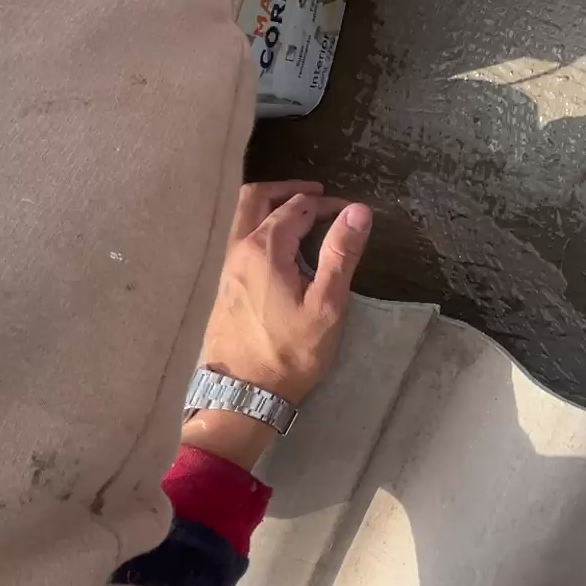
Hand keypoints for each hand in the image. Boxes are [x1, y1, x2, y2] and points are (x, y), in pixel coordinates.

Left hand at [187, 181, 370, 468]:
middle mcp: (239, 251)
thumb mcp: (328, 303)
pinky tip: (285, 247)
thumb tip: (359, 210)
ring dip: (273, 207)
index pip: (296, 207)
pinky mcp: (226, 287)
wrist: (244, 395)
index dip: (326, 203)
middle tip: (319, 194)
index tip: (351, 212)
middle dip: (288, 190)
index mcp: (264, 249)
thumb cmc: (291, 351)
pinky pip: (242, 239)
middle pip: (255, 199)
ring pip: (244, 219)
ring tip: (304, 215)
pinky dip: (263, 227)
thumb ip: (341, 253)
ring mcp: (228, 269)